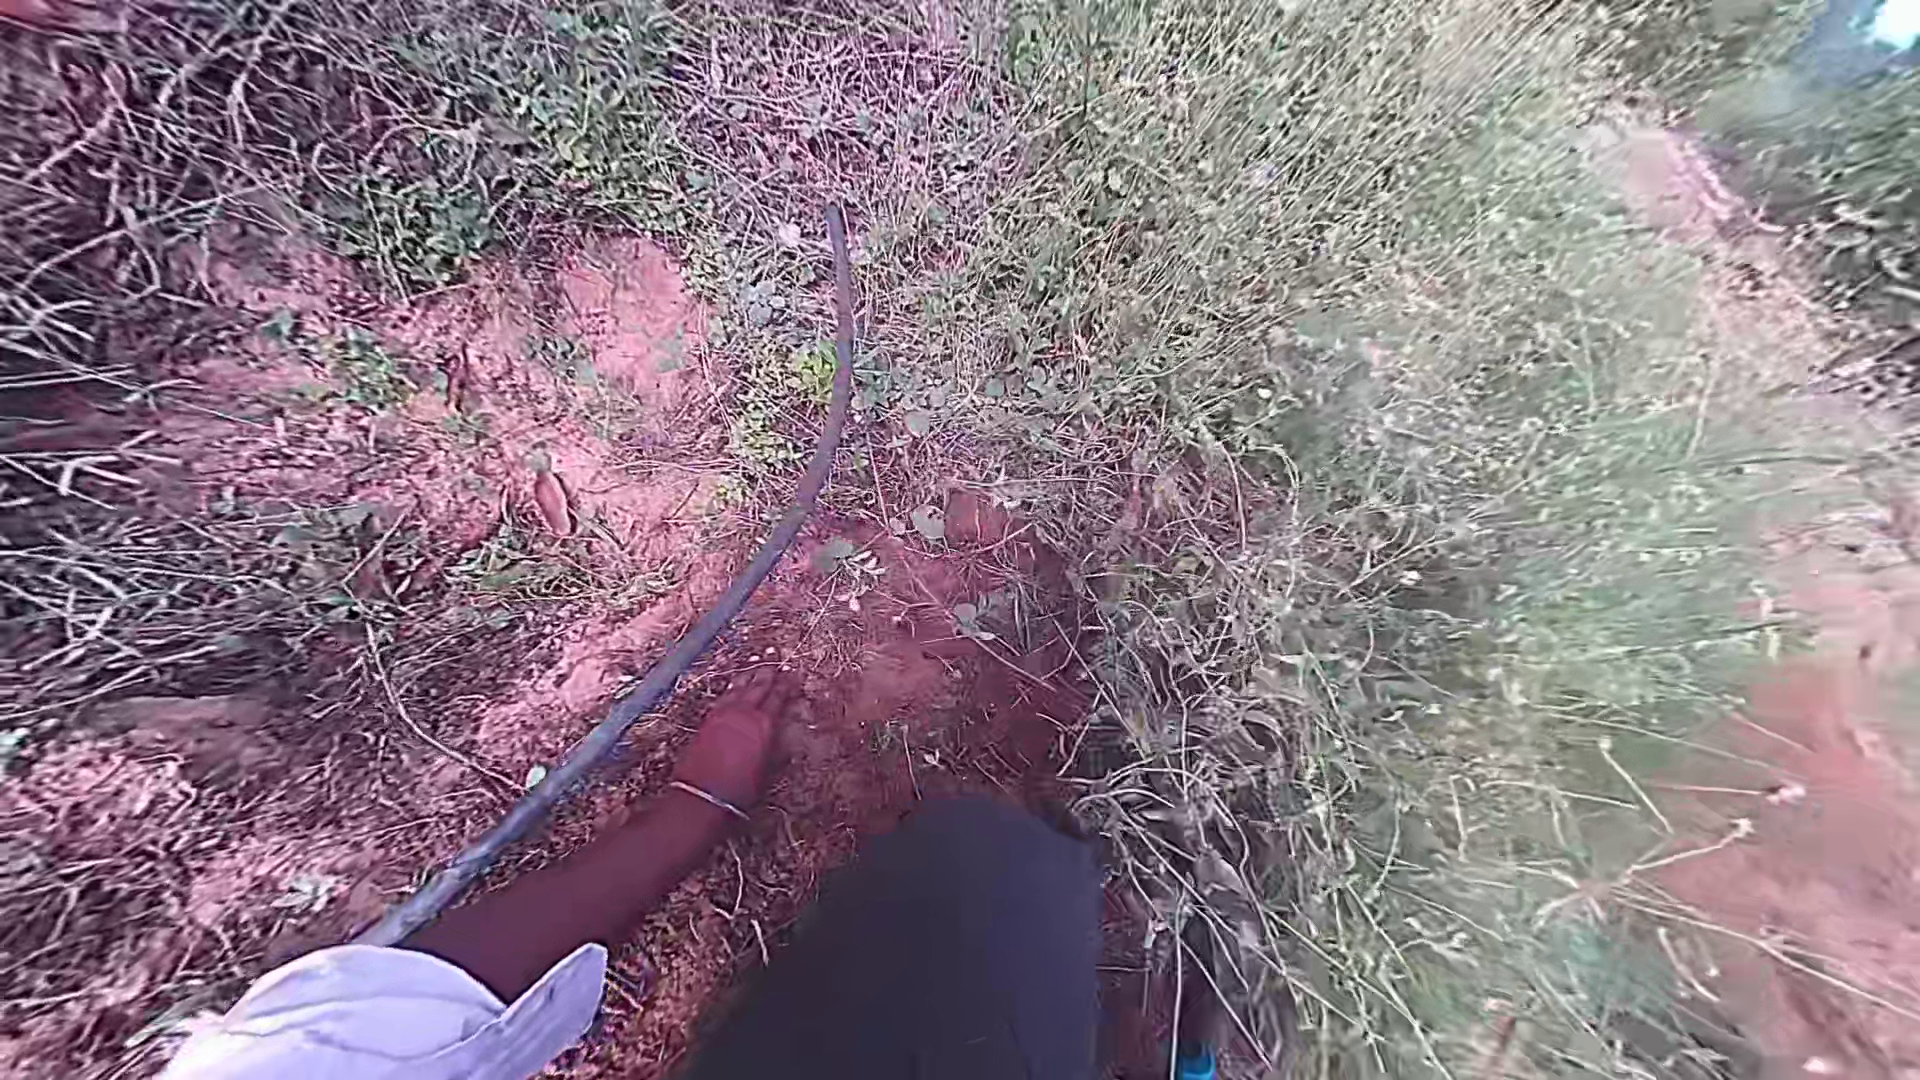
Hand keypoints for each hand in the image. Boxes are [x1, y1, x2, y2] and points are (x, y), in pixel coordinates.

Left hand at [672, 668, 791, 811]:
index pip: (779, 697)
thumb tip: (784, 737)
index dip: (787, 685)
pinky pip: (724, 695)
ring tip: (754, 660)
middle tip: (774, 655)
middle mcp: (744, 714)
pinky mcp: (708, 720)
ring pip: (739, 686)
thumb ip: (776, 747)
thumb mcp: (768, 769)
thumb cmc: (740, 790)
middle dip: (767, 670)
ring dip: (748, 673)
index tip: (794, 674)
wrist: (701, 797)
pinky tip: (734, 683)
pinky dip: (732, 686)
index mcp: (764, 724)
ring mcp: (723, 714)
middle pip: (758, 686)